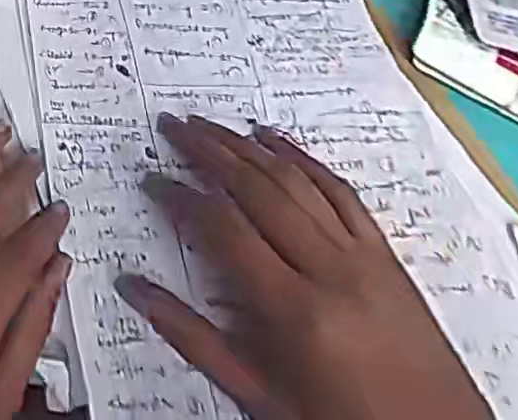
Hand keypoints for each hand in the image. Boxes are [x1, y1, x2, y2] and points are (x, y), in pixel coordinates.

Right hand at [118, 116, 490, 419]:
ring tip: (209, 125)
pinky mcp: (385, 256)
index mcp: (294, 310)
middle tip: (173, 126)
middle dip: (207, 150)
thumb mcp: (257, 394)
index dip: (180, 197)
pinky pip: (340, 192)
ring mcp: (363, 259)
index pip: (222, 227)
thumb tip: (132, 287)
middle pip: (256, 189)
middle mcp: (330, 272)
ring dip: (246, 145)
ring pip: (294, 181)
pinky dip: (302, 159)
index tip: (154, 182)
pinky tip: (273, 140)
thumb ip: (189, 336)